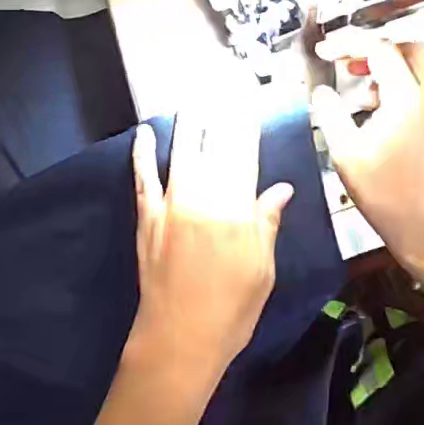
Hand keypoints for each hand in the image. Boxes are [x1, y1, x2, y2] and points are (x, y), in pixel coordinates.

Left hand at [125, 111, 293, 393]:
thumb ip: (266, 223)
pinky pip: (144, 177)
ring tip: (193, 97)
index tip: (248, 101)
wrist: (180, 338)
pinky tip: (144, 134)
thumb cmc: (231, 310)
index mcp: (237, 210)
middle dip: (219, 114)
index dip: (246, 126)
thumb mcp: (262, 270)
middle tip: (221, 86)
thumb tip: (280, 189)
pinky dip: (143, 154)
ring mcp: (171, 204)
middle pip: (213, 146)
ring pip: (182, 153)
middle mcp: (204, 198)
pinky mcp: (147, 216)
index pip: (244, 156)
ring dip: (188, 123)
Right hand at [310, 37, 423, 283]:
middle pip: (412, 49)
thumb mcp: (345, 150)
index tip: (324, 51)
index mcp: (406, 100)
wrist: (423, 226)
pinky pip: (415, 91)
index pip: (381, 50)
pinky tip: (367, 111)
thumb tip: (321, 91)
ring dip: (384, 69)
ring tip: (353, 90)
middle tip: (349, 60)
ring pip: (416, 70)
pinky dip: (392, 88)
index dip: (349, 43)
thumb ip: (330, 113)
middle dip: (377, 47)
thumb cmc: (383, 191)